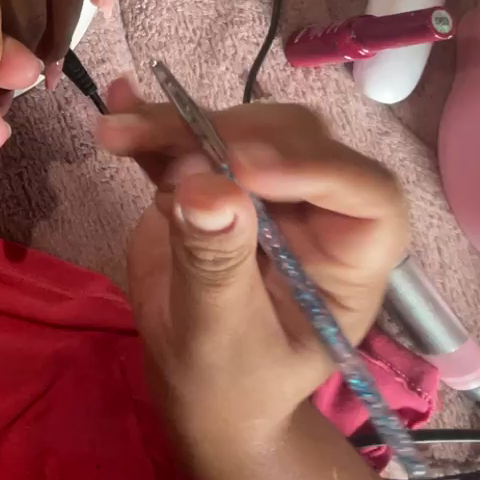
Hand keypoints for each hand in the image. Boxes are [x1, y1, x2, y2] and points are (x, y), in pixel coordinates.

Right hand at [94, 78, 408, 449]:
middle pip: (289, 140)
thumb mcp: (223, 333)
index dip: (314, 168)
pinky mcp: (204, 183)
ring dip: (171, 123)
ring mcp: (255, 191)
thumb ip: (217, 264)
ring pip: (229, 129)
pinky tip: (119, 98)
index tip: (242, 167)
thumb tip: (205, 190)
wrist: (192, 381)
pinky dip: (150, 122)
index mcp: (346, 256)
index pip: (364, 195)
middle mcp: (310, 210)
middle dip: (225, 134)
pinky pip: (183, 142)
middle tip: (166, 154)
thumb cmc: (230, 378)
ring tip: (115, 130)